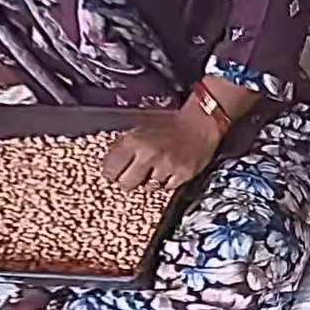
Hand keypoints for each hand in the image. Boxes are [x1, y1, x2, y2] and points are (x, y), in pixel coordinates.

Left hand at [100, 109, 221, 191]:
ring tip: (153, 170)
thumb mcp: (140, 127)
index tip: (114, 172)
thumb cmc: (170, 123)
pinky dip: (165, 181)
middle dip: (127, 180)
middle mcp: (149, 156)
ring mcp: (167, 167)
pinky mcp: (183, 175)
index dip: (111, 172)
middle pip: (127, 183)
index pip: (110, 169)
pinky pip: (167, 187)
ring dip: (148, 181)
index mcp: (134, 141)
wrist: (199, 124)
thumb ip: (125, 145)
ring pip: (148, 187)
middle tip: (132, 176)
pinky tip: (167, 171)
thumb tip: (112, 164)